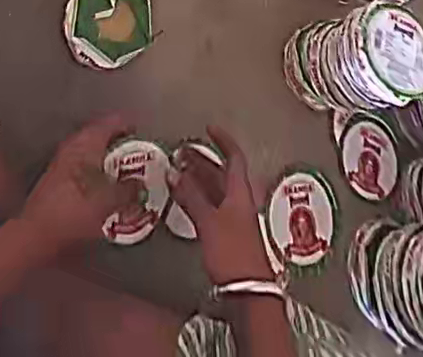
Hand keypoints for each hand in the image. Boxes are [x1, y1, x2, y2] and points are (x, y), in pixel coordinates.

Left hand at [19, 113, 135, 254]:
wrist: (34, 238)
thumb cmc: (72, 214)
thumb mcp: (108, 202)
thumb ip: (129, 190)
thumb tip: (142, 185)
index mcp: (87, 142)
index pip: (113, 121)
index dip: (130, 126)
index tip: (143, 135)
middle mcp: (73, 146)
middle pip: (103, 135)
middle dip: (121, 144)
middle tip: (138, 155)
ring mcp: (62, 162)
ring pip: (92, 151)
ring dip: (108, 159)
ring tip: (125, 173)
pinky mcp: (57, 179)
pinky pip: (84, 165)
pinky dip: (97, 171)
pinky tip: (105, 189)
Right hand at [169, 127, 275, 285]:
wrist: (248, 292)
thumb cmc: (233, 252)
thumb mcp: (209, 221)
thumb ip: (191, 196)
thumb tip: (174, 173)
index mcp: (239, 191)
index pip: (234, 157)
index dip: (223, 140)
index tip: (209, 129)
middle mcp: (238, 200)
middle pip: (221, 173)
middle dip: (202, 160)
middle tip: (182, 152)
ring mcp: (233, 218)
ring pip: (215, 190)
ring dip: (198, 179)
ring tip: (177, 171)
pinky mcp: (226, 234)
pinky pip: (211, 206)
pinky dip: (197, 197)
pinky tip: (184, 199)